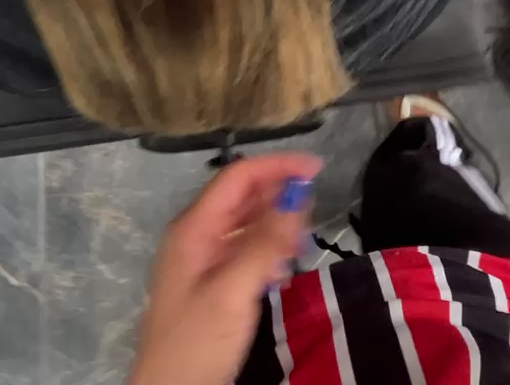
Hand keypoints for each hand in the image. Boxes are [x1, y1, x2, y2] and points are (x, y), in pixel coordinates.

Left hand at [126, 154, 321, 384]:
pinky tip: (285, 261)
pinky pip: (244, 248)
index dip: (276, 166)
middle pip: (241, 195)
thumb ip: (265, 242)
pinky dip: (268, 245)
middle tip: (315, 204)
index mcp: (194, 227)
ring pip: (245, 222)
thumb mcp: (233, 291)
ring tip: (305, 233)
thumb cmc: (196, 343)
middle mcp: (196, 234)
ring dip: (276, 219)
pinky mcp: (212, 283)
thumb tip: (297, 194)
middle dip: (279, 192)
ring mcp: (203, 259)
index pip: (238, 177)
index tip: (316, 168)